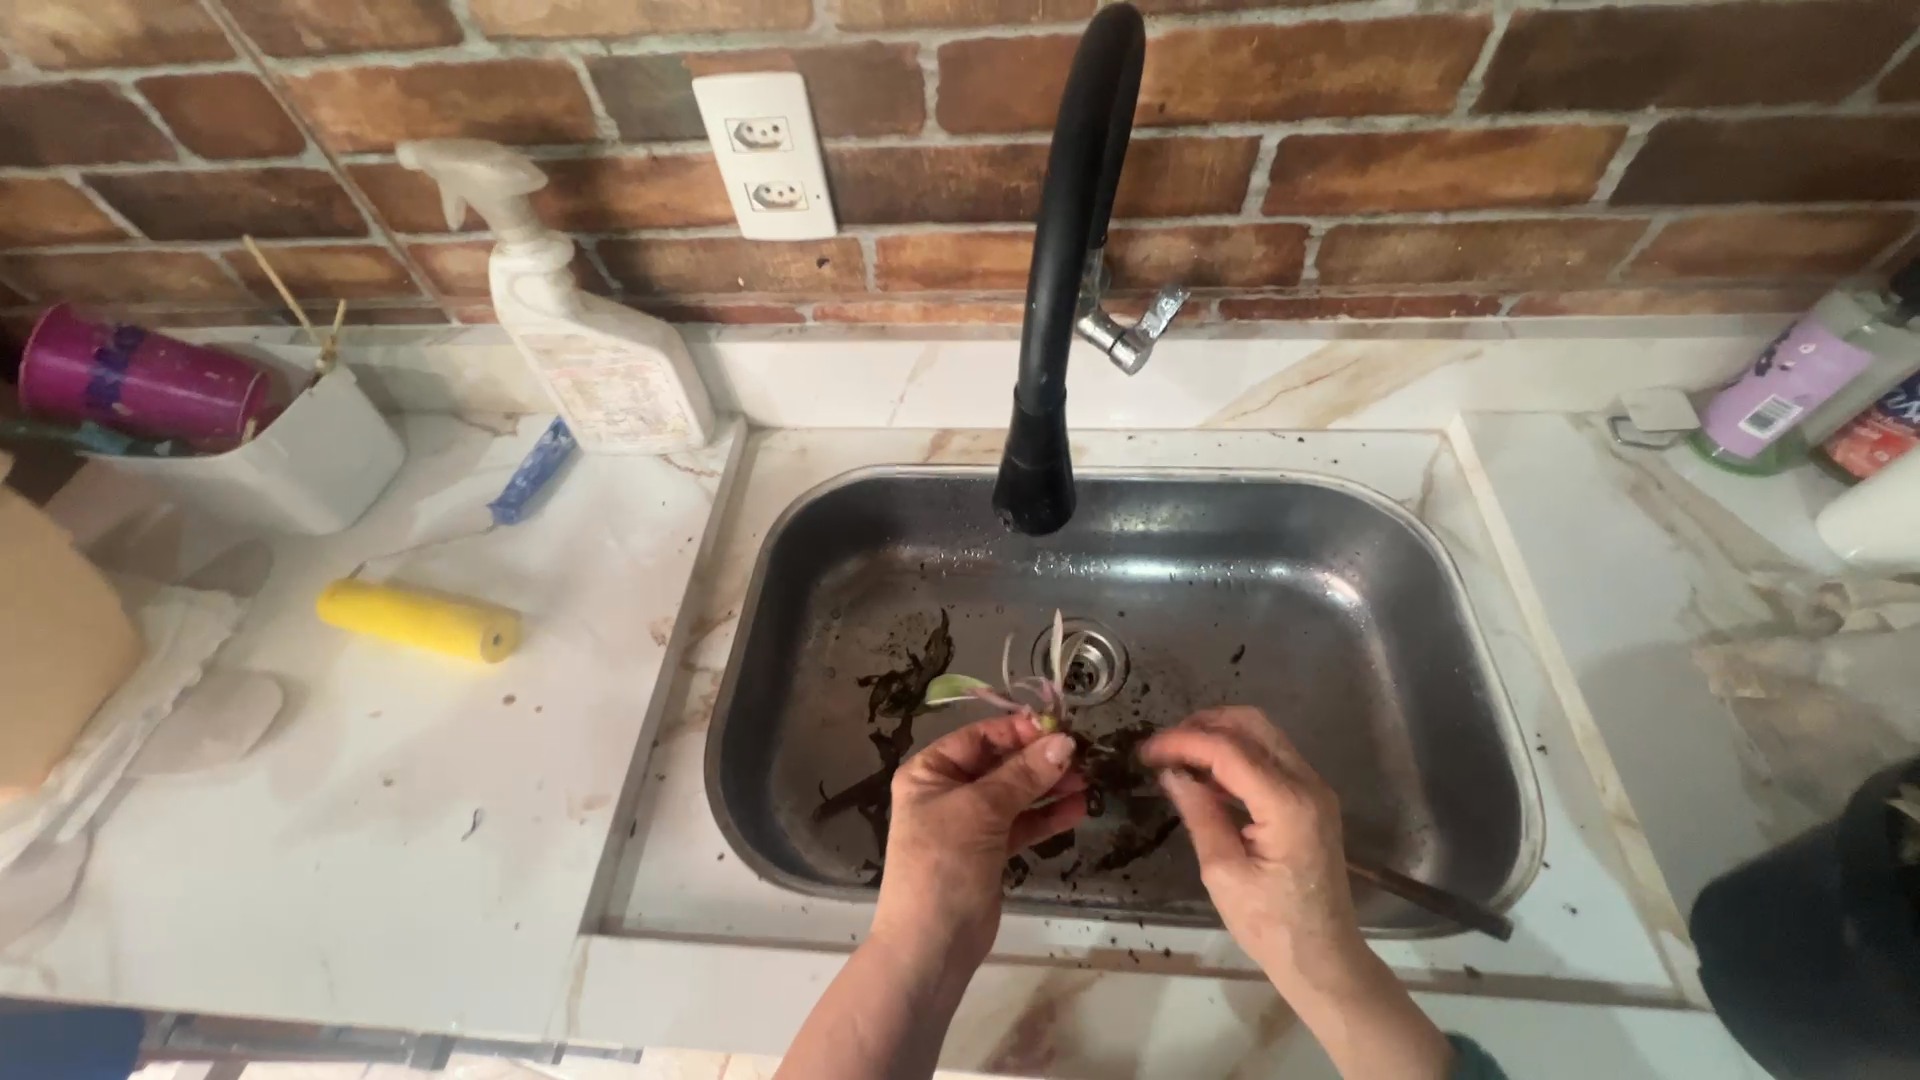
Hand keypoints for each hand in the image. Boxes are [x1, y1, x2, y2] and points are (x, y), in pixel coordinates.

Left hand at [873, 714, 1085, 965]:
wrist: (932, 945)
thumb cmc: (944, 863)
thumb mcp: (981, 810)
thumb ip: (1023, 775)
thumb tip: (1065, 742)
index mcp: (930, 771)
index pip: (979, 737)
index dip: (1018, 731)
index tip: (1059, 728)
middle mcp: (947, 791)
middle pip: (1000, 764)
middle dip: (1039, 760)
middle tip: (1083, 756)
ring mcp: (969, 822)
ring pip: (1015, 794)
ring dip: (1049, 786)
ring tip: (1088, 780)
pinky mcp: (989, 850)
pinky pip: (1022, 823)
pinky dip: (1047, 816)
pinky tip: (1078, 808)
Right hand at [1140, 706, 1364, 987]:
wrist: (1324, 960)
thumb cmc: (1271, 926)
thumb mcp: (1222, 872)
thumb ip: (1198, 813)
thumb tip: (1170, 771)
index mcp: (1287, 805)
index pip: (1228, 749)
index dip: (1182, 742)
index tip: (1145, 750)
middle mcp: (1307, 784)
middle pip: (1251, 724)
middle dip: (1202, 725)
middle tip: (1164, 748)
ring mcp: (1314, 788)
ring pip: (1262, 733)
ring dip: (1218, 735)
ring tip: (1179, 758)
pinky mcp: (1311, 797)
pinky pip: (1270, 754)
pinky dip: (1235, 752)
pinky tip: (1207, 774)